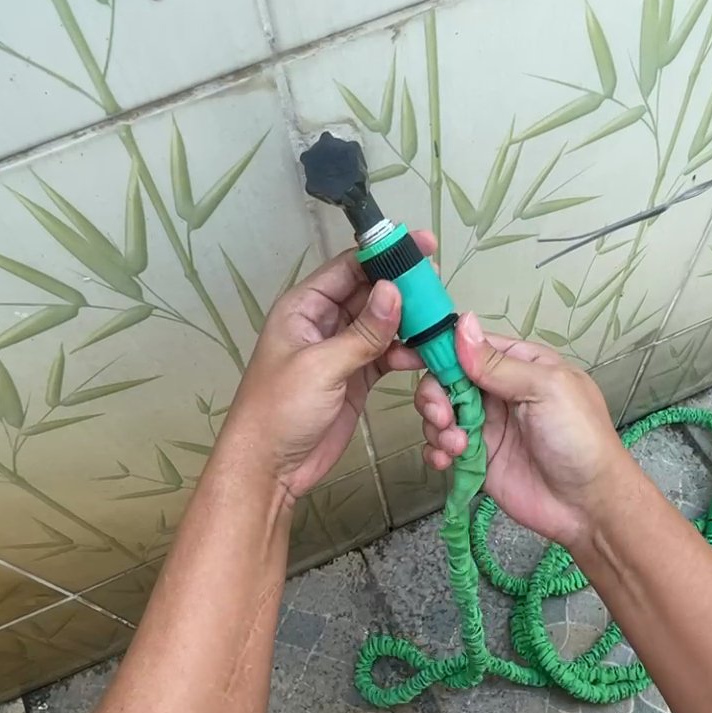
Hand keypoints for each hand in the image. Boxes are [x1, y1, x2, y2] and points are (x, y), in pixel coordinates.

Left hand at [220, 231, 436, 500]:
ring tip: (441, 322)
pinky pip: (385, 356)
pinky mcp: (355, 378)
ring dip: (409, 324)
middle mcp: (323, 323)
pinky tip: (426, 355)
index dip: (385, 255)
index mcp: (303, 308)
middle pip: (370, 294)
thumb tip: (394, 292)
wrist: (270, 467)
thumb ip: (362, 333)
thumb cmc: (279, 412)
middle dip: (404, 290)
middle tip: (440, 287)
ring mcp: (340, 351)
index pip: (348, 269)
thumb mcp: (321, 367)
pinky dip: (405, 355)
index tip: (422, 245)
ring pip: (381, 326)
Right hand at [415, 314, 634, 545]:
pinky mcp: (476, 459)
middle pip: (445, 379)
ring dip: (436, 428)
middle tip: (443, 417)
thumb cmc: (579, 439)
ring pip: (439, 414)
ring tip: (457, 447)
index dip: (437, 348)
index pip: (469, 346)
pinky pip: (441, 448)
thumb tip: (462, 324)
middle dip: (434, 396)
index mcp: (520, 365)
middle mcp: (499, 392)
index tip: (407, 356)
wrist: (587, 505)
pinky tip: (447, 462)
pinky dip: (435, 452)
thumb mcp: (545, 389)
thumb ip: (498, 363)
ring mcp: (486, 426)